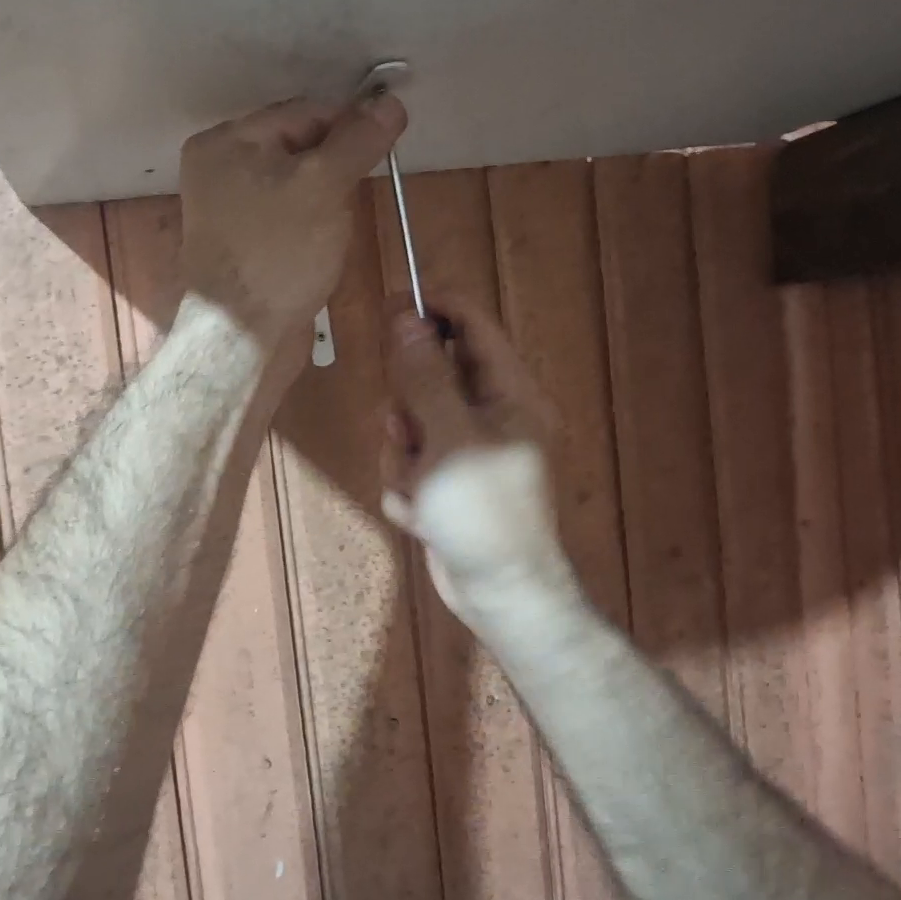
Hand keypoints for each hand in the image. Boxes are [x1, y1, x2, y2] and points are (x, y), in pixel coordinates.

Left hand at [178, 95, 406, 346]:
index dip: (348, 124)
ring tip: (337, 227)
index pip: (302, 112)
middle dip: (336, 167)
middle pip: (297, 146)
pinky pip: (286, 218)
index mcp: (226, 142)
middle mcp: (218, 170)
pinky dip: (311, 225)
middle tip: (359, 192)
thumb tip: (391, 103)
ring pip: (295, 185)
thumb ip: (357, 140)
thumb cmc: (279, 254)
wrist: (243, 336)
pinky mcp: (243, 246)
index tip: (387, 144)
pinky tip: (324, 246)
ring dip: (327, 199)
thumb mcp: (324, 186)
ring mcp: (228, 211)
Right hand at [379, 297, 569, 628]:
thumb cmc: (484, 511)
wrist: (499, 594)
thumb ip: (425, 377)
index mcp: (509, 393)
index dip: (433, 309)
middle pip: (430, 377)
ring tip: (420, 487)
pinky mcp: (447, 484)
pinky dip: (408, 488)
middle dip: (408, 409)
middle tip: (408, 434)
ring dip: (404, 458)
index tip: (391, 304)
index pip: (471, 326)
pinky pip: (410, 464)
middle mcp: (490, 416)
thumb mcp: (451, 437)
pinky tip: (423, 515)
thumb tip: (407, 317)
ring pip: (411, 425)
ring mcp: (466, 453)